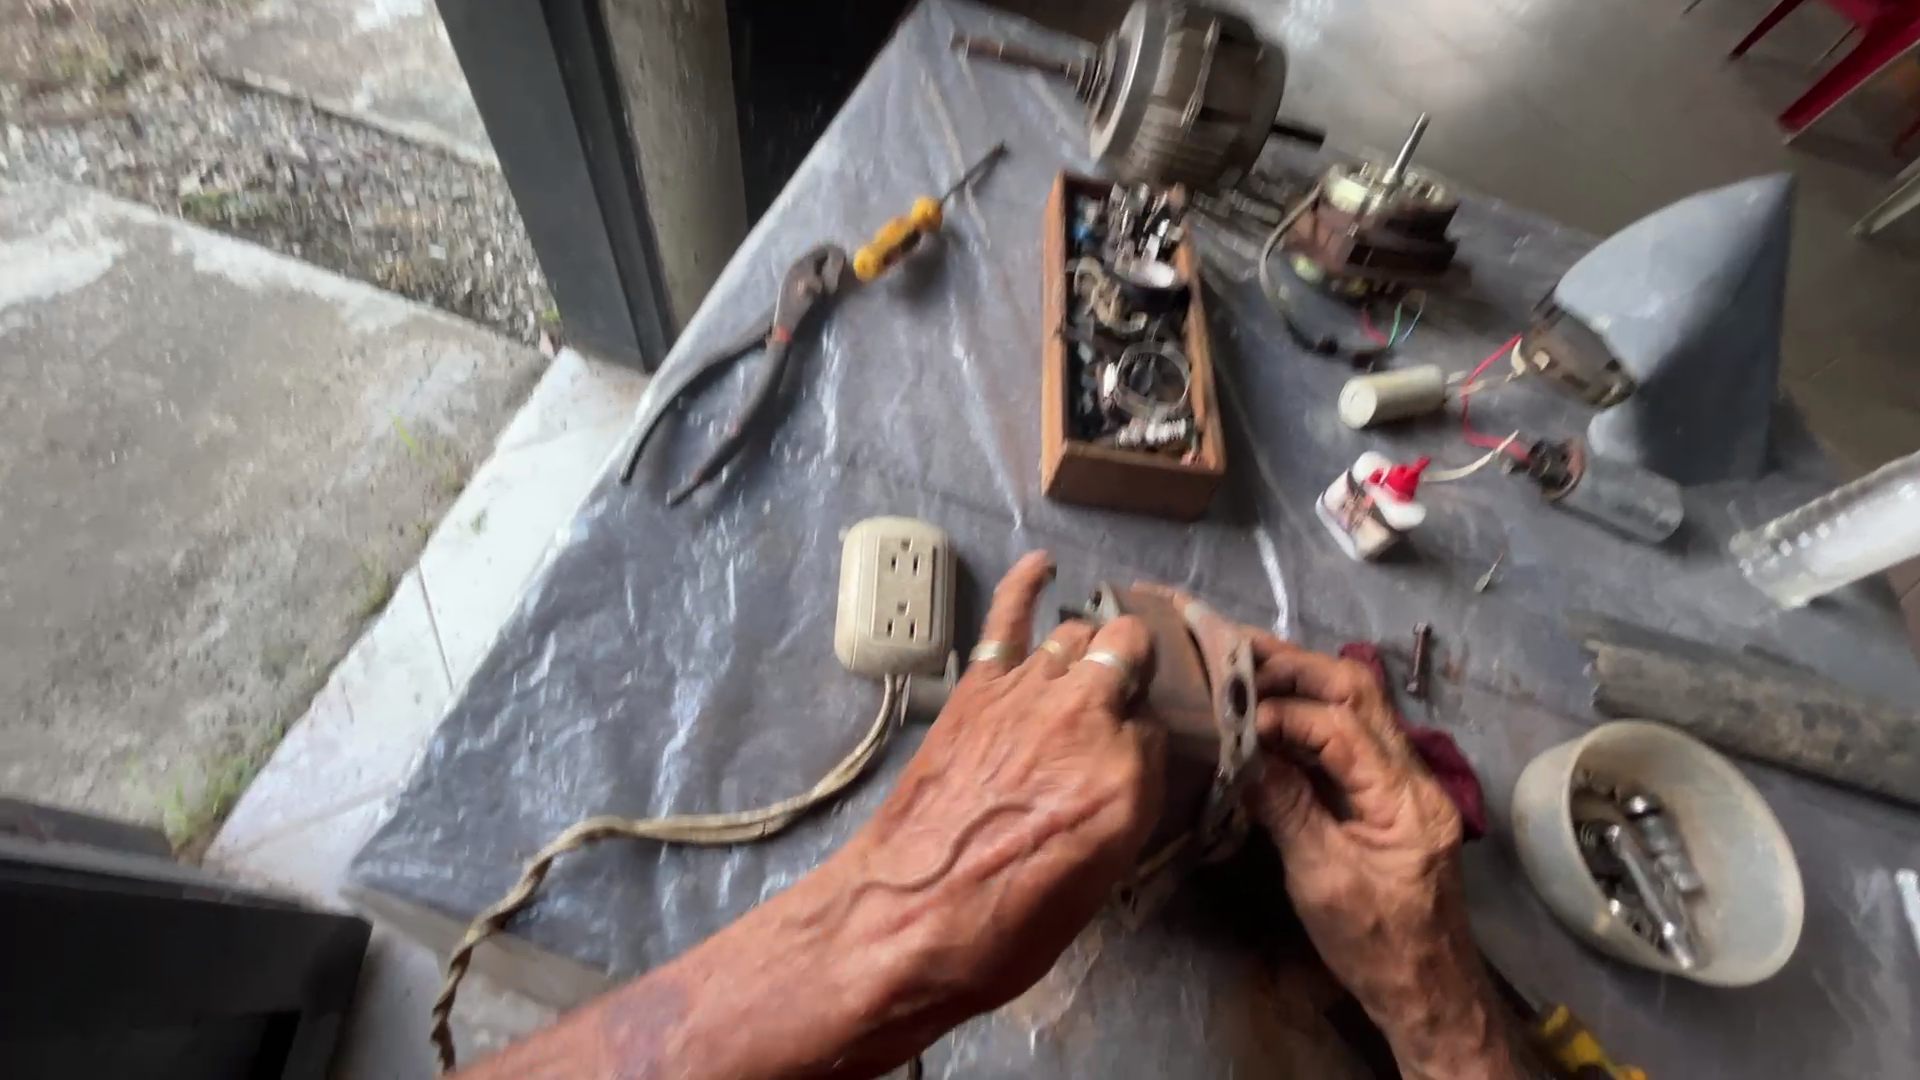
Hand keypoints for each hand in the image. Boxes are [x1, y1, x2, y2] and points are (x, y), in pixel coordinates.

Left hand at [457, 553, 1160, 1079]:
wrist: (906, 915)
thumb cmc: (1006, 927)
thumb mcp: (1095, 883)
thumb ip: (1124, 806)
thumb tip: (1127, 766)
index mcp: (1127, 780)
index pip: (1160, 732)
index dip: (1143, 745)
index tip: (1129, 760)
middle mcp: (1086, 721)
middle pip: (1128, 659)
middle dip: (1130, 672)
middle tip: (1120, 694)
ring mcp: (1029, 694)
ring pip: (1077, 637)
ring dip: (1086, 648)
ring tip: (1084, 661)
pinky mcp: (978, 687)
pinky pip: (1007, 619)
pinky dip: (1023, 586)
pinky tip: (1041, 566)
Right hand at [1244, 635, 1518, 1079]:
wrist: (1427, 989)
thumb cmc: (1376, 944)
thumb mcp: (1322, 879)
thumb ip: (1285, 807)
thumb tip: (1241, 748)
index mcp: (1406, 800)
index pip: (1342, 729)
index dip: (1283, 713)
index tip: (1232, 716)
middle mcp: (1411, 774)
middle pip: (1359, 692)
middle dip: (1295, 667)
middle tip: (1235, 654)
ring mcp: (1399, 777)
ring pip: (1354, 701)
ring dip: (1298, 677)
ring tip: (1242, 662)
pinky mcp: (1381, 786)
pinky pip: (1342, 729)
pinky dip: (1300, 707)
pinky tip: (1263, 704)